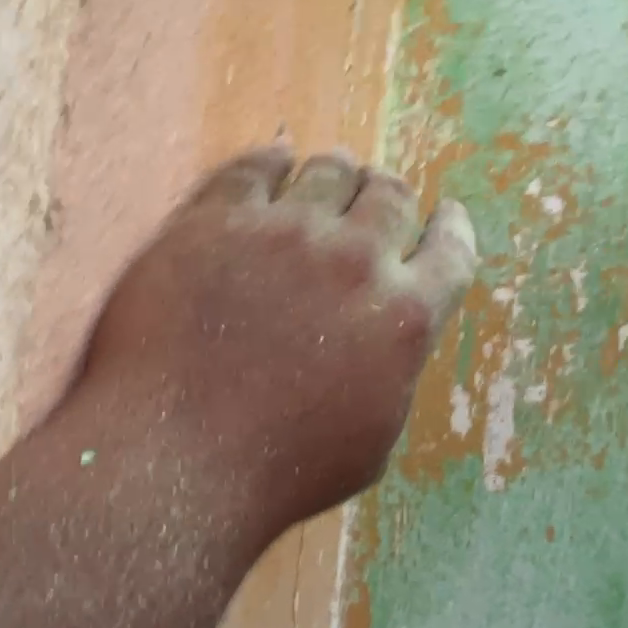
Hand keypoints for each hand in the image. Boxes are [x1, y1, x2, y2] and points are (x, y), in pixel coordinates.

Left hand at [71, 146, 476, 528]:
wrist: (176, 455)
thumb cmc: (278, 469)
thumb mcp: (372, 439)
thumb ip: (393, 369)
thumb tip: (392, 333)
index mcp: (406, 316)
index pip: (450, 249)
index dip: (451, 227)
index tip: (445, 216)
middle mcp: (356, 259)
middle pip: (390, 195)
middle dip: (387, 195)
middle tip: (372, 198)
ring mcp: (286, 232)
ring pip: (329, 169)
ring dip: (337, 172)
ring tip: (326, 175)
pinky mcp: (219, 220)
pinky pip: (255, 166)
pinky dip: (273, 157)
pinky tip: (276, 157)